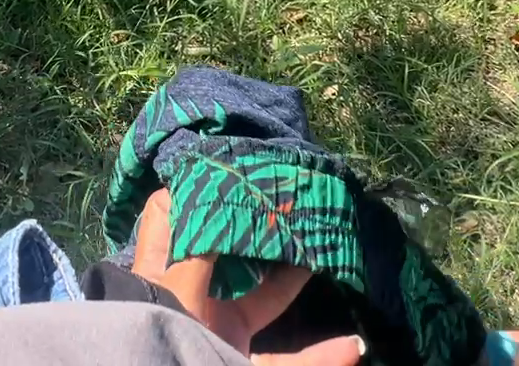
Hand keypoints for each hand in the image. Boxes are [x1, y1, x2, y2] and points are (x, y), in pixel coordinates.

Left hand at [131, 189, 365, 365]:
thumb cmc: (165, 330)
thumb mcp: (179, 284)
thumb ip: (205, 244)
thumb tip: (222, 196)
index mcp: (166, 270)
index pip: (169, 215)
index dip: (191, 192)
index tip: (224, 171)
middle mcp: (191, 297)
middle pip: (225, 253)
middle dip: (256, 232)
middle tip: (285, 204)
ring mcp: (219, 330)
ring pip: (263, 297)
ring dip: (292, 279)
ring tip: (320, 251)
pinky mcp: (242, 361)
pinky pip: (288, 359)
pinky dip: (320, 356)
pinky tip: (353, 346)